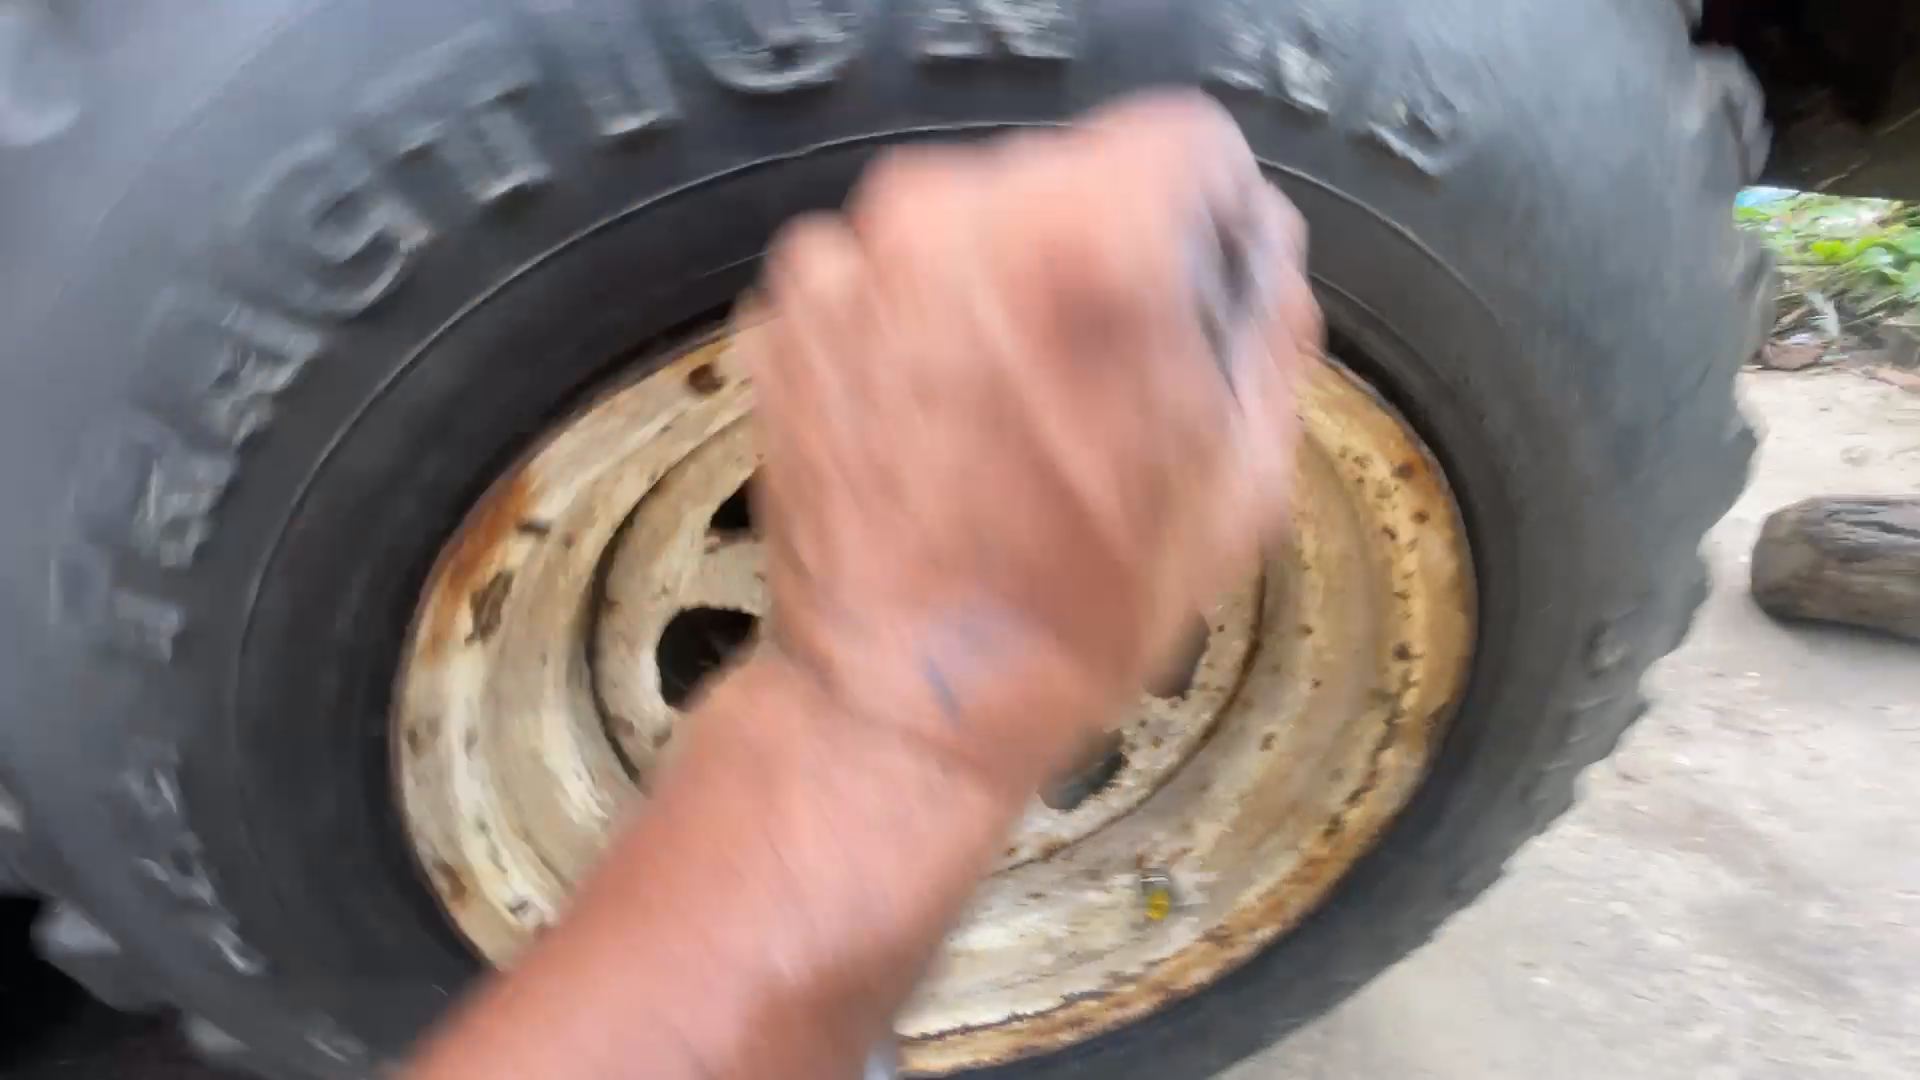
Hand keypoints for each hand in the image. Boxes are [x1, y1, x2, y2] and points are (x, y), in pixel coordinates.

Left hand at [740, 91, 1318, 794]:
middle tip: (1084, 385)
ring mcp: (849, 260)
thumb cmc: (1073, 615)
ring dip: (995, 293)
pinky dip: (911, 322)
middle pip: (1070, 177)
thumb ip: (1266, 327)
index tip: (1180, 296)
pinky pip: (884, 273)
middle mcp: (952, 218)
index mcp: (1092, 248)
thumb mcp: (1238, 483)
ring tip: (994, 415)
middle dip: (1097, 260)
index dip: (1201, 225)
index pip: (1186, 144)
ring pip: (970, 223)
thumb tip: (1250, 250)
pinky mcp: (785, 314)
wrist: (903, 697)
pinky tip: (924, 418)